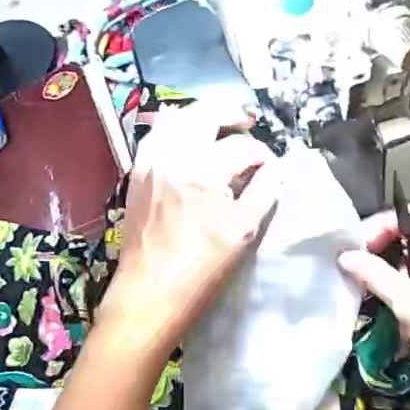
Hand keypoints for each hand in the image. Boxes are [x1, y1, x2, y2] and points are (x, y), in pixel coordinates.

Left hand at [92, 101, 278, 364]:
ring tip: (218, 129)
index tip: (272, 168)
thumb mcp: (243, 234)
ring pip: (175, 119)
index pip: (242, 147)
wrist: (148, 295)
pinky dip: (175, 131)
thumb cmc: (200, 270)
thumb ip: (262, 193)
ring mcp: (149, 163)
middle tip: (248, 123)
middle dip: (231, 115)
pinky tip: (187, 144)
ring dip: (201, 118)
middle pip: (204, 114)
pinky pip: (156, 136)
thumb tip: (273, 170)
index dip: (263, 155)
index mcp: (203, 170)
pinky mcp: (136, 176)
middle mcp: (172, 156)